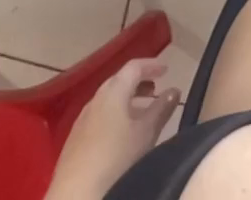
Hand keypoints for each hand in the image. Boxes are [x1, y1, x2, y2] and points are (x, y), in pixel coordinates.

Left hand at [46, 59, 180, 199]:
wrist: (77, 192)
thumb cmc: (117, 157)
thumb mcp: (146, 133)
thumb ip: (161, 108)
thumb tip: (174, 90)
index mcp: (113, 92)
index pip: (133, 67)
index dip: (151, 65)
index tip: (166, 69)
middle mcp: (96, 99)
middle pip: (119, 81)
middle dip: (139, 81)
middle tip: (156, 88)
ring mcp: (83, 118)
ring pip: (109, 99)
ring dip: (127, 99)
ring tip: (143, 111)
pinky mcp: (76, 137)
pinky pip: (100, 115)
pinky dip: (115, 113)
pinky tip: (122, 133)